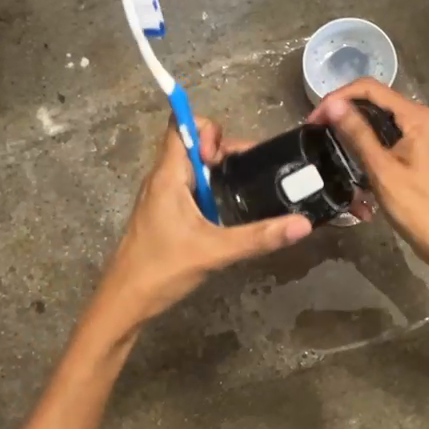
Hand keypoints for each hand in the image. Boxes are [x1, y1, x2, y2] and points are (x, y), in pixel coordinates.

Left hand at [88, 116, 312, 331]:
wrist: (124, 302)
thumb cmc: (161, 270)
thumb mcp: (215, 252)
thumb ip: (259, 237)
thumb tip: (303, 224)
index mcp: (168, 176)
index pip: (181, 126)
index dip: (208, 130)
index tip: (226, 156)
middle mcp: (162, 179)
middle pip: (192, 144)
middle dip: (223, 150)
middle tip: (251, 172)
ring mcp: (162, 197)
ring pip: (192, 167)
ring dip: (218, 171)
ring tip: (246, 189)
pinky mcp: (165, 214)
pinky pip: (190, 187)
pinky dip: (211, 189)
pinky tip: (229, 211)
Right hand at [307, 78, 428, 274]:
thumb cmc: (419, 208)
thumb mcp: (383, 170)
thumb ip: (358, 134)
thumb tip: (332, 104)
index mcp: (416, 117)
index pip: (370, 89)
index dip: (338, 97)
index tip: (313, 119)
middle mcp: (419, 119)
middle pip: (373, 102)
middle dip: (343, 113)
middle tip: (315, 132)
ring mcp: (418, 136)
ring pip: (377, 122)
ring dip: (352, 132)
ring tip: (326, 146)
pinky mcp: (414, 153)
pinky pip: (384, 140)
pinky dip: (365, 148)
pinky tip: (349, 163)